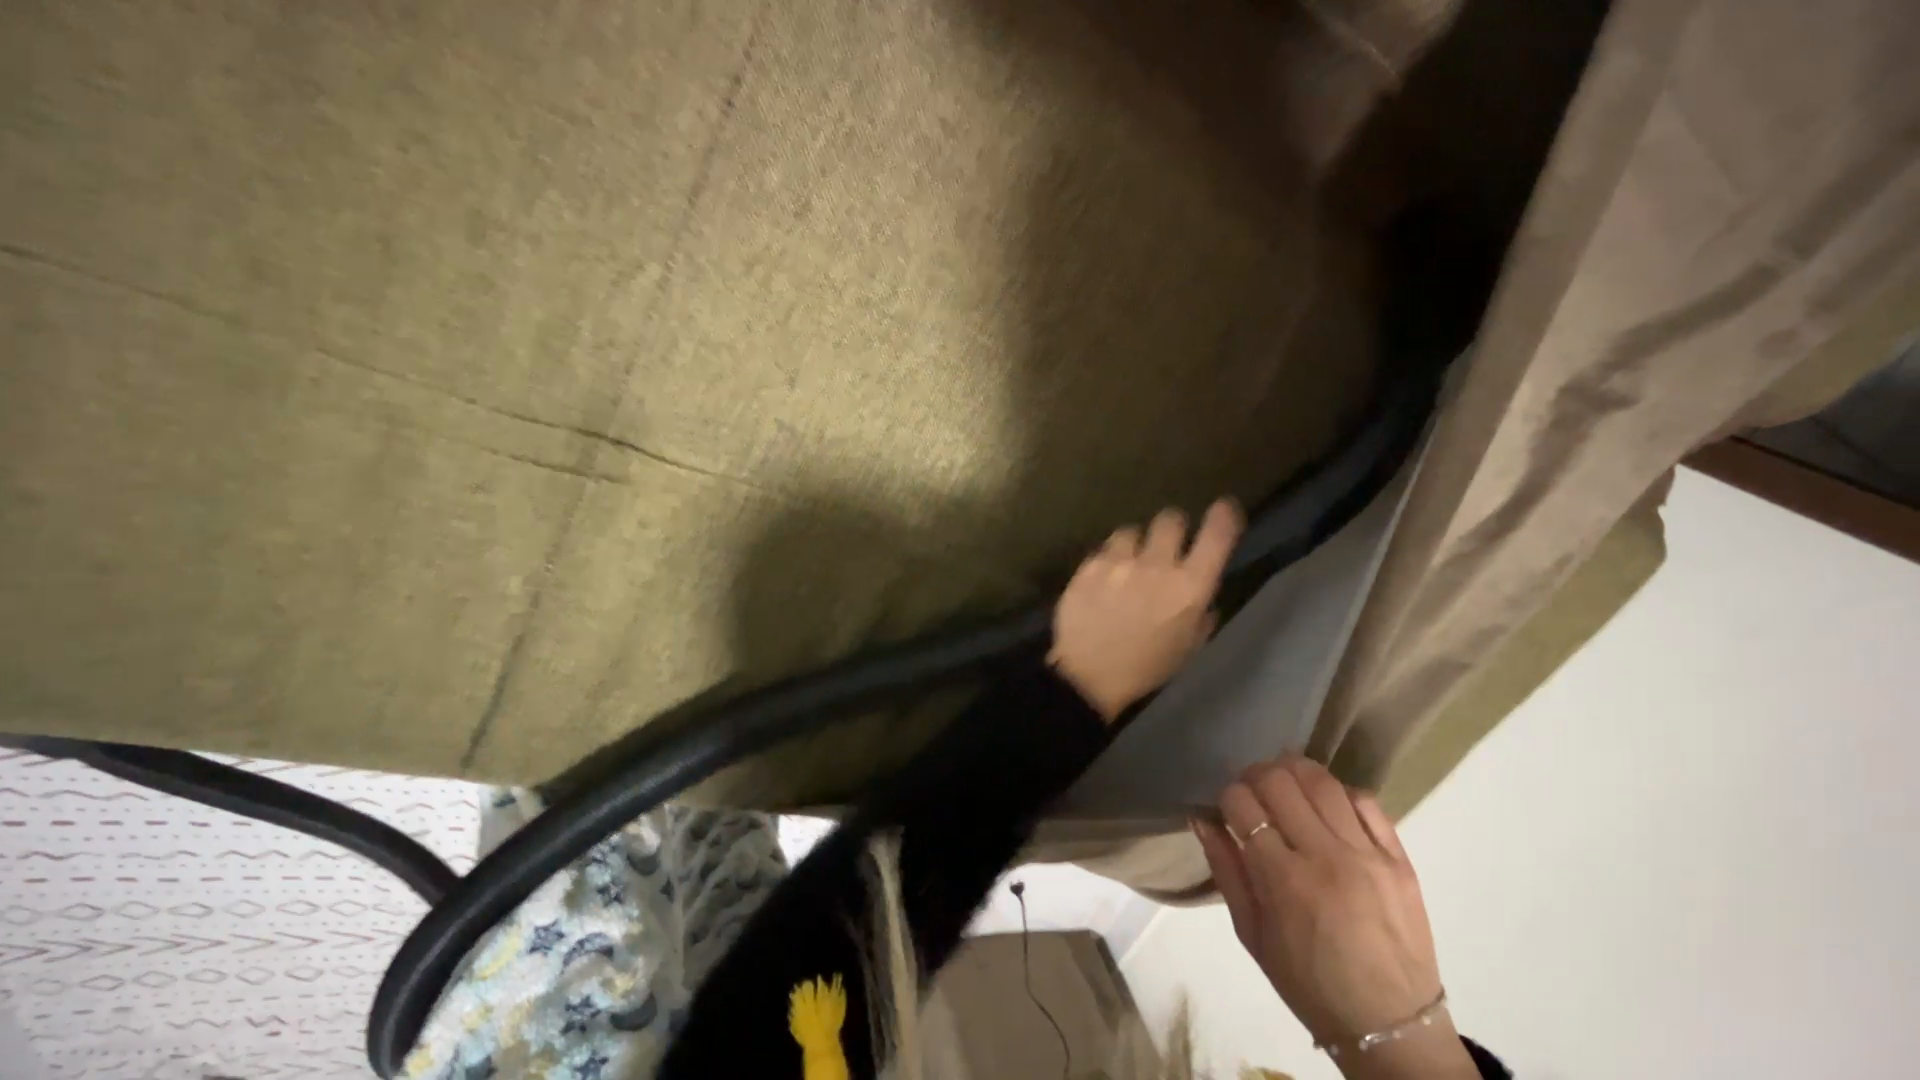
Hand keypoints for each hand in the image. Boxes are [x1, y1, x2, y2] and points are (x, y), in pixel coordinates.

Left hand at [1048, 499, 1241, 721]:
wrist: (1089, 676)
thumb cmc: (1147, 667)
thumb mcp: (1189, 647)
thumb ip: (1201, 615)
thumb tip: (1202, 597)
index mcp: (1190, 588)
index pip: (1217, 535)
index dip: (1223, 517)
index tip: (1223, 509)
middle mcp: (1157, 566)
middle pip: (1170, 519)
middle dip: (1171, 529)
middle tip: (1165, 546)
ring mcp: (1119, 562)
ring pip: (1131, 531)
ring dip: (1133, 545)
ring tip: (1126, 567)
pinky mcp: (1088, 566)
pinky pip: (1103, 550)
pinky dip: (1106, 562)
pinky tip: (1103, 582)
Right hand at [1193, 757, 1475, 1077]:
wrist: (1390, 1023)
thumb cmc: (1308, 984)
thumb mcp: (1252, 935)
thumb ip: (1226, 871)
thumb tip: (1202, 820)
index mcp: (1283, 881)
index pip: (1243, 805)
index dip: (1227, 797)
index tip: (1227, 808)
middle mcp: (1325, 856)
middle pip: (1279, 781)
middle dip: (1255, 776)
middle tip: (1250, 789)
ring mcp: (1367, 854)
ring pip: (1323, 782)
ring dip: (1294, 772)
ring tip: (1284, 781)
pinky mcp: (1399, 858)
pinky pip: (1366, 802)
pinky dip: (1338, 791)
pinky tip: (1325, 802)